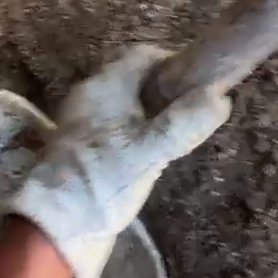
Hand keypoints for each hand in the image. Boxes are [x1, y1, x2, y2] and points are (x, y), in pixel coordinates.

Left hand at [4, 46, 230, 277]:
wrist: (57, 221)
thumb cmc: (102, 180)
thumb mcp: (149, 153)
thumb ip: (182, 125)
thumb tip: (220, 98)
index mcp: (104, 86)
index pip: (141, 56)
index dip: (173, 63)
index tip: (199, 82)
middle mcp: (90, 94)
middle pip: (133, 76)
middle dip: (164, 87)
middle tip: (191, 109)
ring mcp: (83, 117)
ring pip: (124, 99)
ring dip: (151, 108)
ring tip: (177, 130)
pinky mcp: (82, 141)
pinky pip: (115, 120)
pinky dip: (136, 125)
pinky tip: (151, 149)